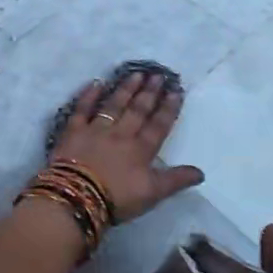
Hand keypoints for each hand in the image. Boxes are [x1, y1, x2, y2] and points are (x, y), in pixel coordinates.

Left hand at [49, 72, 202, 222]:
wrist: (77, 195)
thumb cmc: (116, 197)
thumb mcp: (152, 193)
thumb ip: (175, 180)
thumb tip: (200, 172)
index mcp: (141, 149)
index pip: (158, 125)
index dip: (168, 108)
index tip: (175, 91)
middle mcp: (120, 134)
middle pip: (137, 110)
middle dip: (149, 93)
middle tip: (157, 75)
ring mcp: (95, 130)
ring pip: (113, 105)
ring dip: (125, 89)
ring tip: (135, 74)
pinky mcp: (72, 131)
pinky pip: (81, 109)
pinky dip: (89, 95)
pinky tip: (96, 83)